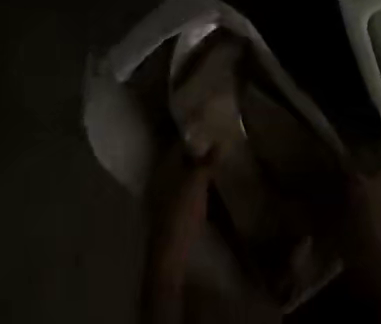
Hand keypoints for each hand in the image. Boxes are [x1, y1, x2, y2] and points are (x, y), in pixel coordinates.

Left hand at [141, 143, 216, 323]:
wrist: (170, 254)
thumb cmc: (182, 211)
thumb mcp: (197, 182)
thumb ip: (207, 161)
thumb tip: (219, 141)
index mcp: (164, 165)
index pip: (178, 142)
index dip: (193, 133)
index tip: (211, 127)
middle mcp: (160, 176)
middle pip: (180, 158)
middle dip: (197, 152)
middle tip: (219, 145)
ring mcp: (163, 195)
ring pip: (182, 175)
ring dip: (197, 171)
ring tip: (218, 166)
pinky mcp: (170, 212)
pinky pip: (185, 192)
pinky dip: (196, 188)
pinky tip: (210, 191)